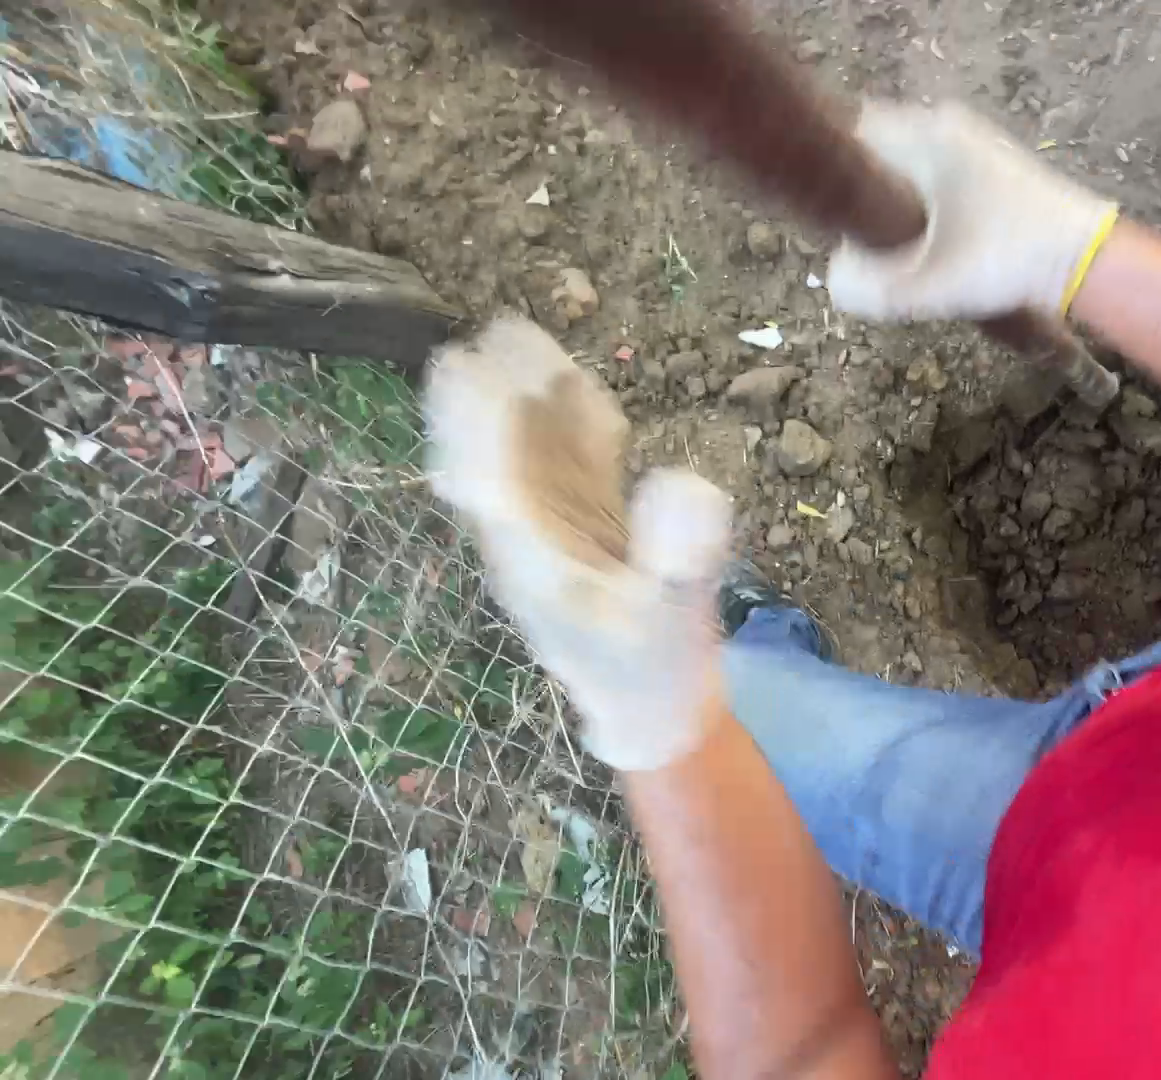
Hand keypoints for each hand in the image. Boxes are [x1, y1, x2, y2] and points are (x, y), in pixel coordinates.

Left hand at [425, 318, 731, 771]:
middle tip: (502, 332)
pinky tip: (582, 393)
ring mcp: (564, 534)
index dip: (475, 423)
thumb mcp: (671, 622)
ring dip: (535, 404)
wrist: (656, 710)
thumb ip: (678, 558)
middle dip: (501, 396)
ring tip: (530, 343)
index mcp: (534, 562)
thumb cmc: (654, 673)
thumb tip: (686, 481)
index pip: (491, 481)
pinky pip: (579, 471)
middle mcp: (536, 540)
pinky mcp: (594, 534)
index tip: (466, 363)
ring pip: (540, 458)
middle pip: (507, 457)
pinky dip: (580, 431)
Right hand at [827, 100, 1118, 320]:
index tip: (846, 222)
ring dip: (905, 204)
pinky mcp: (997, 166)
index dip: (843, 179)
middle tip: (877, 244)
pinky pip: (944, 176)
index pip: (858, 134)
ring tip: (911, 249)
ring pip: (917, 166)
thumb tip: (837, 284)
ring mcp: (979, 143)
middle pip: (887, 152)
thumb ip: (872, 290)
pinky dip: (933, 204)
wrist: (1082, 261)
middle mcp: (951, 127)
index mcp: (928, 137)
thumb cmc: (1005, 264)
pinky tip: (942, 243)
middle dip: (874, 196)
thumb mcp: (930, 287)